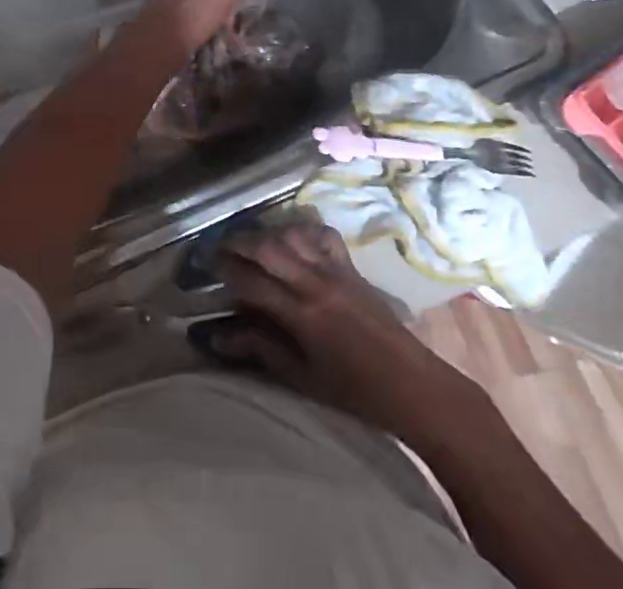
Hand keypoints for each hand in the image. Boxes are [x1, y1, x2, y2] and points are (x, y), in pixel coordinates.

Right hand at [212, 220, 493, 448]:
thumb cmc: (355, 391)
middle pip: (268, 247)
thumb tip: (215, 336)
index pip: (250, 281)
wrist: (416, 387)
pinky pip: (323, 236)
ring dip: (266, 233)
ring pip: (293, 235)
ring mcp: (337, 272)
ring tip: (249, 242)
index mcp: (302, 316)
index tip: (206, 267)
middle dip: (237, 242)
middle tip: (220, 248)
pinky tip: (291, 240)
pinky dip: (302, 231)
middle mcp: (317, 285)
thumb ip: (259, 349)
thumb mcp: (302, 377)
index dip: (223, 270)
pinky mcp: (353, 269)